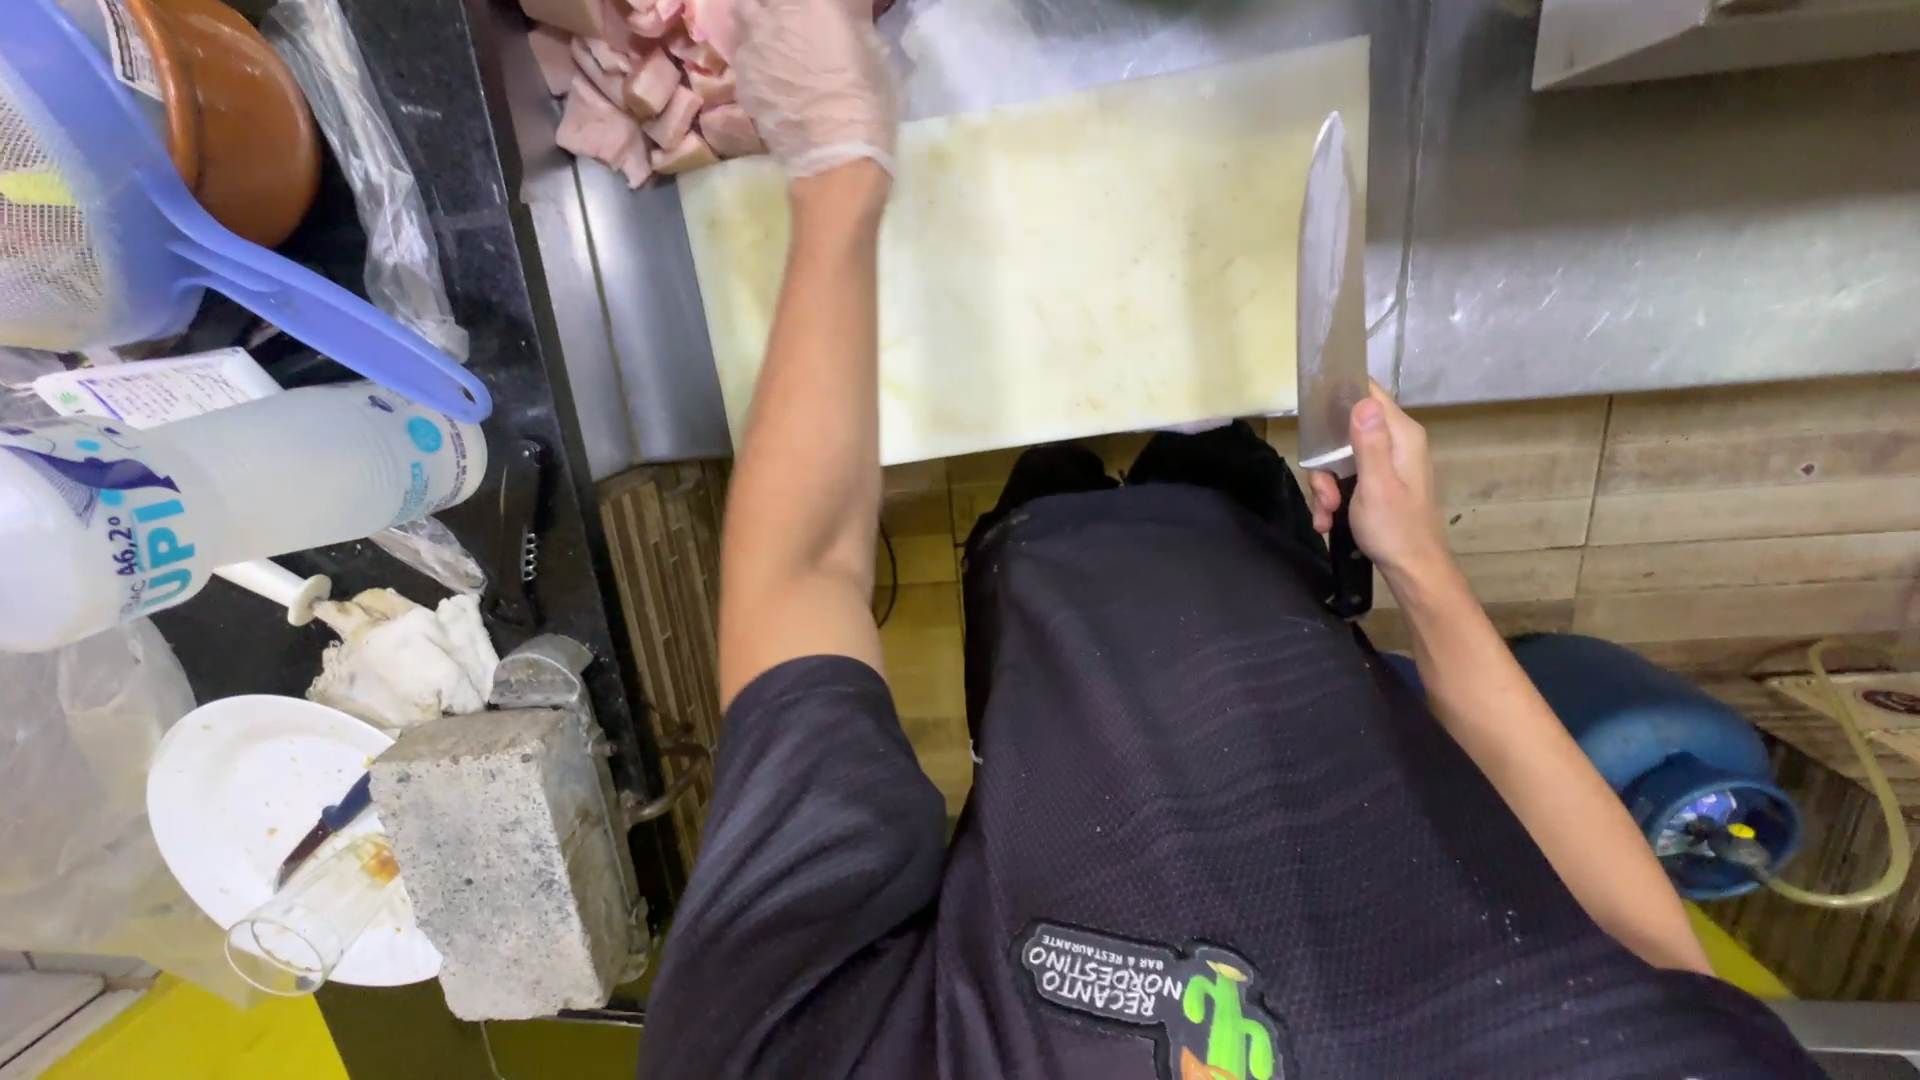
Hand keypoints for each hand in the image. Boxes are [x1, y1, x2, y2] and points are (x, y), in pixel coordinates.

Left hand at [734, 0, 898, 177]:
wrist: (837, 161)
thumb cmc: (867, 105)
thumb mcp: (875, 54)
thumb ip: (853, 24)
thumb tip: (847, 17)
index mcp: (812, 1)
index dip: (817, 7)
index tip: (826, 17)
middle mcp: (773, 14)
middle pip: (761, 0)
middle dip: (776, 9)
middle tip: (795, 27)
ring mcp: (752, 50)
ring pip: (745, 21)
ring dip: (761, 31)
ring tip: (779, 53)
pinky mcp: (743, 84)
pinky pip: (745, 63)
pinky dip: (758, 68)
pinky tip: (775, 86)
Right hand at [1308, 381, 1453, 582]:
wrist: (1411, 568)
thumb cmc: (1394, 528)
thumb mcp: (1376, 485)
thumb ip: (1370, 443)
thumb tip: (1363, 401)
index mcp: (1402, 436)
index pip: (1370, 394)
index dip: (1340, 397)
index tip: (1314, 415)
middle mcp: (1397, 443)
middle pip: (1345, 431)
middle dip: (1326, 463)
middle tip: (1325, 494)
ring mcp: (1387, 463)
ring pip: (1340, 458)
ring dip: (1326, 487)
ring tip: (1327, 513)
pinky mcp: (1378, 481)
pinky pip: (1346, 478)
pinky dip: (1333, 498)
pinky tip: (1329, 518)